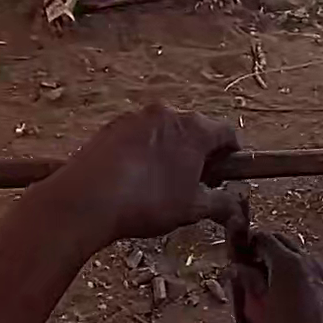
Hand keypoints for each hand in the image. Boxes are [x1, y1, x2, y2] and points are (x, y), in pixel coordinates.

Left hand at [36, 104, 241, 244]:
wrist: (87, 199)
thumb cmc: (148, 202)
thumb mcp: (193, 208)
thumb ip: (221, 203)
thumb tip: (235, 206)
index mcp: (194, 129)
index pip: (227, 133)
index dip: (232, 155)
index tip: (226, 174)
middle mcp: (166, 114)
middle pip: (194, 131)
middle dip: (198, 155)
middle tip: (194, 185)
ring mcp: (135, 118)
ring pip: (163, 133)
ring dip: (169, 153)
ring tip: (160, 186)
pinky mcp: (110, 128)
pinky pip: (136, 138)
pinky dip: (142, 153)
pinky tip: (133, 180)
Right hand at [234, 231, 322, 322]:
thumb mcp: (255, 307)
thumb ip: (246, 281)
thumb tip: (236, 268)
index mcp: (286, 262)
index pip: (264, 238)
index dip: (248, 243)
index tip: (237, 255)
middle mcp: (304, 260)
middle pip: (281, 240)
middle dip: (263, 248)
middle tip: (247, 265)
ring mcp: (317, 272)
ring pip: (294, 252)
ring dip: (277, 258)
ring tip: (261, 279)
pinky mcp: (322, 285)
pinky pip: (303, 266)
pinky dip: (289, 269)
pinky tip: (278, 290)